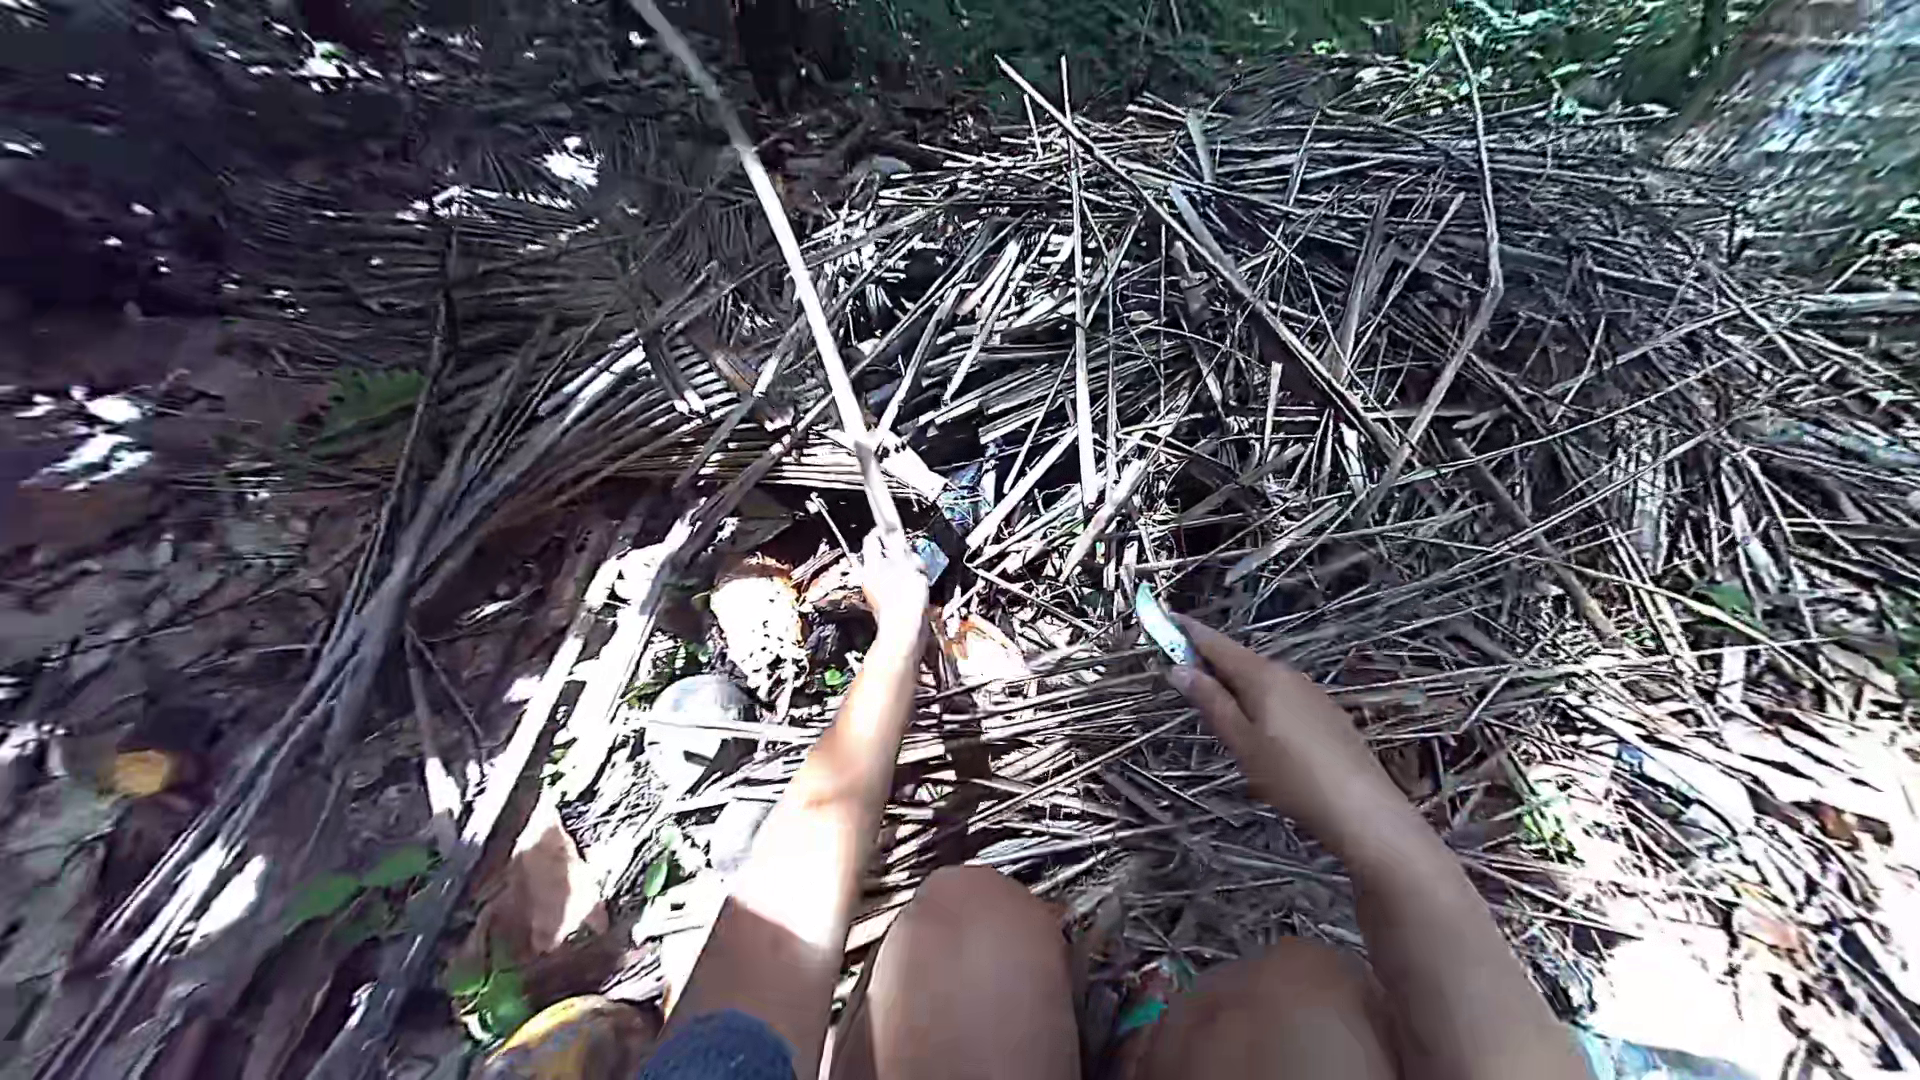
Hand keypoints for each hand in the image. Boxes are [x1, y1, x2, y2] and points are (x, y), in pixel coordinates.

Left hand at [857, 529, 928, 637]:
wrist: (905, 632)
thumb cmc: (905, 600)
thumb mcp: (908, 566)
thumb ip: (901, 550)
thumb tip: (896, 536)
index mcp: (872, 566)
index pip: (872, 540)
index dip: (882, 531)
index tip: (893, 528)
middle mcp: (871, 578)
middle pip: (883, 556)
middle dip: (899, 552)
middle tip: (912, 553)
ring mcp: (878, 592)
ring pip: (892, 571)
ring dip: (906, 568)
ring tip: (919, 572)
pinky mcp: (889, 604)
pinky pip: (898, 586)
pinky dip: (908, 584)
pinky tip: (920, 588)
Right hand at [1166, 615, 1407, 839]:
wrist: (1364, 812)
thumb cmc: (1291, 776)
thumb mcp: (1240, 741)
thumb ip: (1210, 701)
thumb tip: (1179, 668)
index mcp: (1262, 675)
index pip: (1216, 643)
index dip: (1189, 631)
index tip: (1167, 618)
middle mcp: (1287, 674)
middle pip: (1239, 660)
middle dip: (1210, 664)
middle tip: (1185, 684)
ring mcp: (1310, 692)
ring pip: (1261, 679)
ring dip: (1234, 685)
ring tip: (1221, 716)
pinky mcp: (1325, 713)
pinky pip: (1280, 695)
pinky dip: (1258, 700)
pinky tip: (1261, 731)